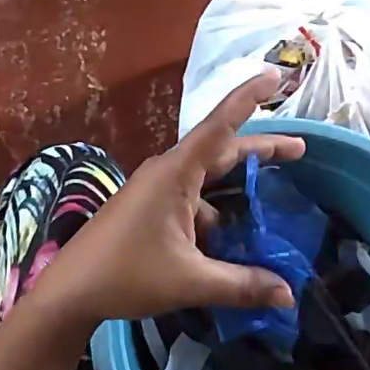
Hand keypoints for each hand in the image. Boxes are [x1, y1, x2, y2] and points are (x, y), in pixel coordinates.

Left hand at [26, 72, 305, 324]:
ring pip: (205, 180)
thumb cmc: (127, 275)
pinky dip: (212, 215)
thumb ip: (242, 285)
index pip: (220, 125)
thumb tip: (288, 295)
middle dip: (260, 152)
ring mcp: (154, 189)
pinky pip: (190, 201)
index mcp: (176, 173)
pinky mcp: (147, 208)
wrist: (70, 291)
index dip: (248, 98)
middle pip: (220, 151)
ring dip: (234, 193)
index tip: (273, 74)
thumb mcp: (191, 281)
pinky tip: (226, 245)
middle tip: (299, 151)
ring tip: (265, 216)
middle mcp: (166, 172)